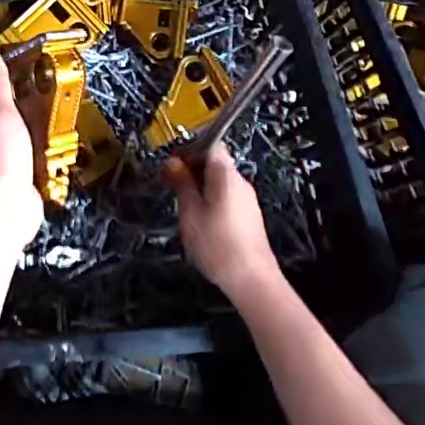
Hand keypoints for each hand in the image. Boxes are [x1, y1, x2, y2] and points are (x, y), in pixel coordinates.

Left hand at [0, 44, 43, 256]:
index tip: (27, 60)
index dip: (11, 74)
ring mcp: (12, 161)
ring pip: (30, 135)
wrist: (6, 212)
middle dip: (31, 100)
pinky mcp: (27, 180)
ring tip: (58, 111)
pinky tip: (57, 147)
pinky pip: (41, 158)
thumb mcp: (0, 111)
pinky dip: (50, 151)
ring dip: (43, 126)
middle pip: (16, 112)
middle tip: (49, 84)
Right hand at [163, 145, 280, 298]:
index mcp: (226, 174)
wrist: (252, 281)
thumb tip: (173, 164)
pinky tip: (202, 222)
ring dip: (200, 187)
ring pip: (220, 182)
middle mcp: (240, 182)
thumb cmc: (219, 245)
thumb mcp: (190, 211)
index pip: (208, 144)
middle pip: (214, 162)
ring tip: (184, 206)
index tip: (171, 165)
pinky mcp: (249, 217)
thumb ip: (181, 183)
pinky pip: (227, 198)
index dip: (187, 150)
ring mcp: (247, 200)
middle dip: (191, 170)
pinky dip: (212, 202)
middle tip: (172, 185)